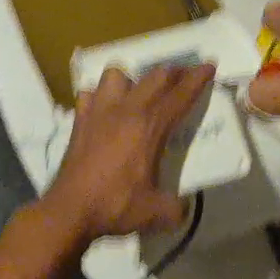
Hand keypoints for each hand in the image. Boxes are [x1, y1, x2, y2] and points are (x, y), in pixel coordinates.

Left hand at [41, 64, 216, 237]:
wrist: (70, 210)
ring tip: (137, 94)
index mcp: (149, 127)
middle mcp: (125, 111)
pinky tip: (105, 110)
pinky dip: (99, 97)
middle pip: (154, 77)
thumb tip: (182, 206)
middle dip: (174, 72)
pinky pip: (89, 94)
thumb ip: (177, 207)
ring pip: (116, 74)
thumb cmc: (116, 206)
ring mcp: (98, 112)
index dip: (197, 79)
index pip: (179, 95)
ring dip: (132, 78)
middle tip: (183, 77)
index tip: (209, 66)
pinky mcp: (79, 120)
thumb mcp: (158, 213)